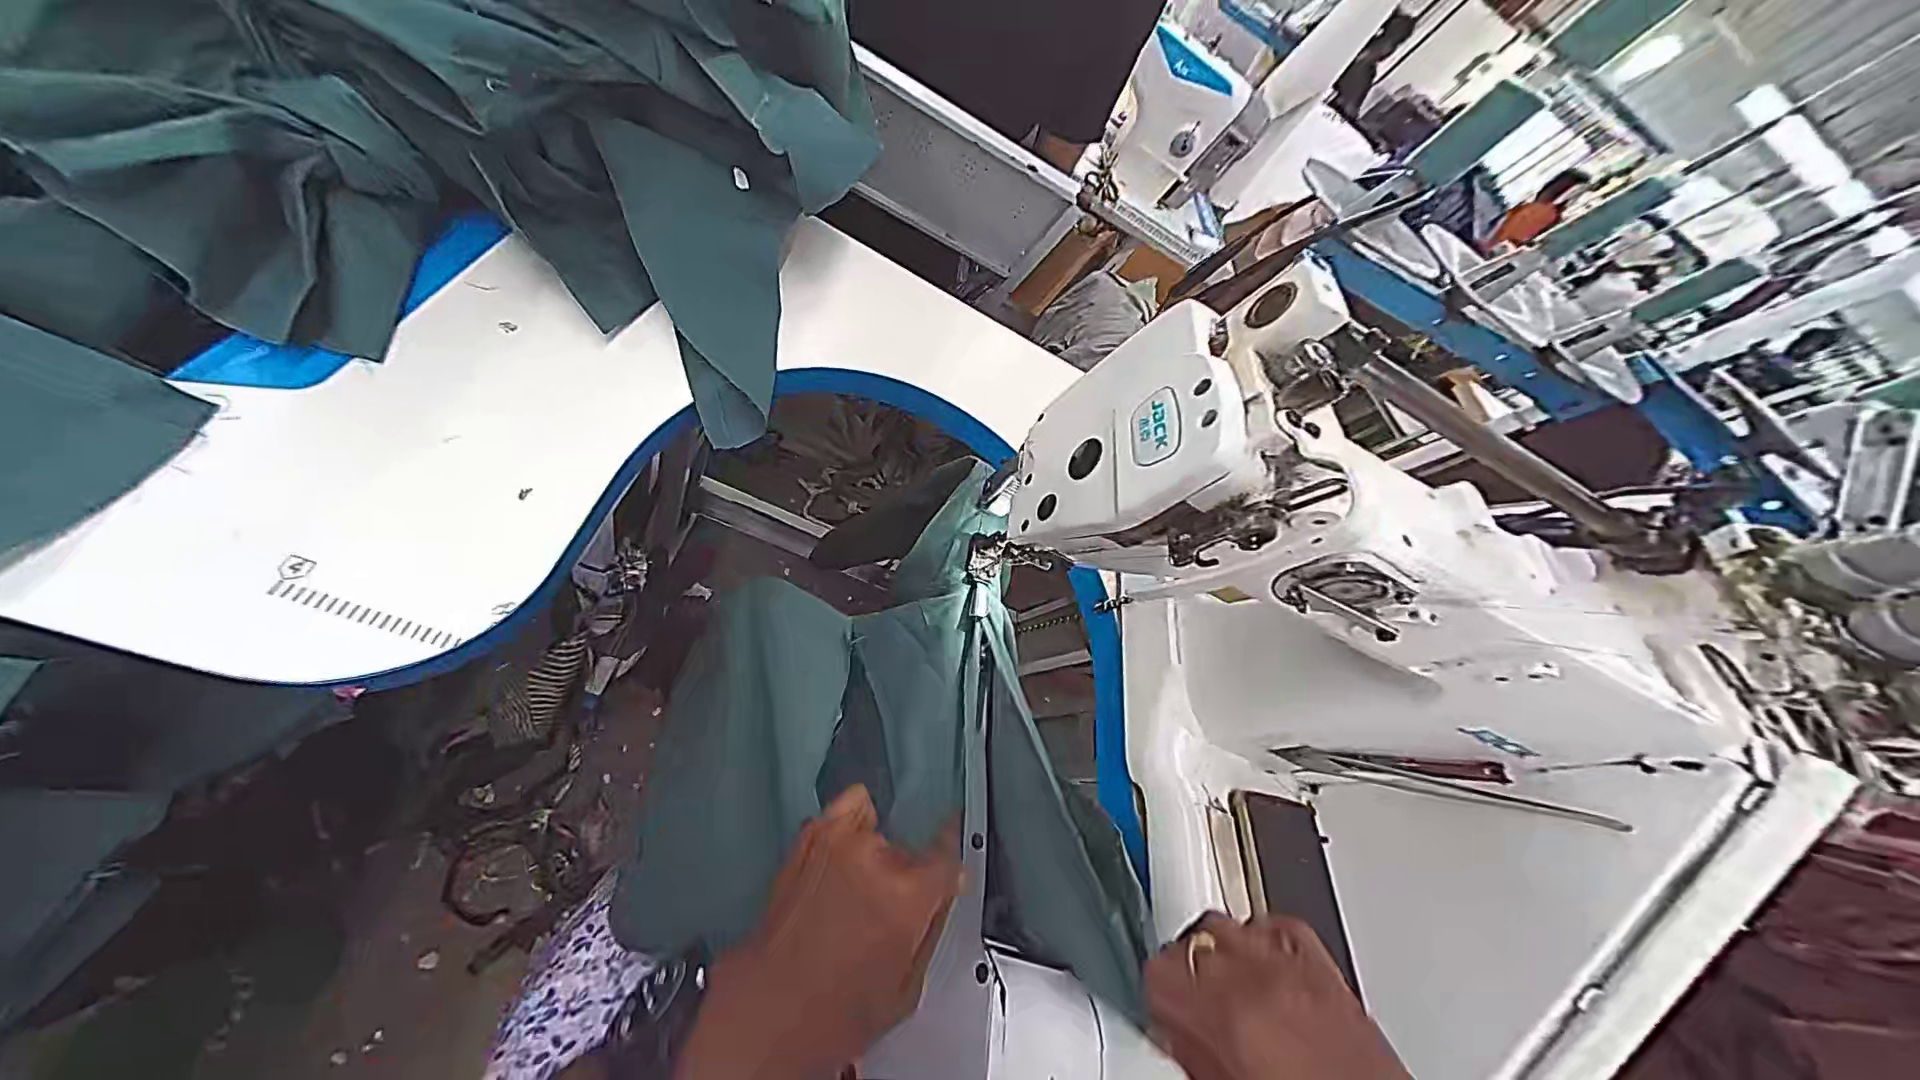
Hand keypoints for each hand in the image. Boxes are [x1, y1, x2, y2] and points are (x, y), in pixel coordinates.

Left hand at [674, 785, 960, 1079]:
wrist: (769, 1008)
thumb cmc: (829, 1011)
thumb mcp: (907, 985)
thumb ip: (933, 924)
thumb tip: (946, 890)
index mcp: (908, 894)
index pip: (948, 853)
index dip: (952, 860)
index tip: (949, 860)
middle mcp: (874, 857)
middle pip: (910, 847)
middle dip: (906, 873)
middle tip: (885, 906)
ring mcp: (839, 840)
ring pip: (880, 825)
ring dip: (876, 849)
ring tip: (859, 883)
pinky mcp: (811, 834)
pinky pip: (849, 806)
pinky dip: (852, 822)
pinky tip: (844, 856)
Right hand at [1145, 912, 1409, 1079]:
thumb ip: (1191, 1048)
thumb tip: (1171, 1024)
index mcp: (1229, 1015)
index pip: (1161, 970)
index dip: (1157, 991)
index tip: (1163, 1008)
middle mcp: (1259, 977)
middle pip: (1191, 939)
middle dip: (1185, 970)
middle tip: (1189, 1004)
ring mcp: (1294, 965)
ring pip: (1228, 924)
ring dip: (1220, 952)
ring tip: (1225, 988)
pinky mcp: (1325, 965)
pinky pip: (1275, 927)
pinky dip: (1263, 942)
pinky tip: (1263, 970)